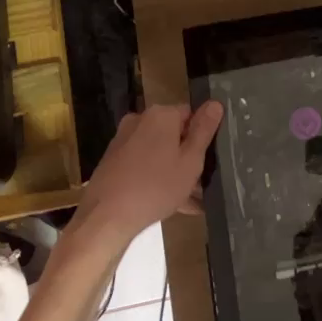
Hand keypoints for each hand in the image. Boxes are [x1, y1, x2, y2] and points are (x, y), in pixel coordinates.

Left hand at [75, 102, 222, 242]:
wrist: (106, 217)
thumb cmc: (156, 187)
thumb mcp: (190, 161)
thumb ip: (203, 131)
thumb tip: (215, 103)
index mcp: (161, 115)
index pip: (191, 114)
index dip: (202, 137)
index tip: (208, 160)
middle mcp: (139, 120)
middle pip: (173, 133)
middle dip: (187, 157)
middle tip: (200, 184)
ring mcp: (123, 140)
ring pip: (158, 152)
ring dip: (173, 171)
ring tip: (188, 201)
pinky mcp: (113, 160)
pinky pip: (143, 164)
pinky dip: (155, 177)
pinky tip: (167, 203)